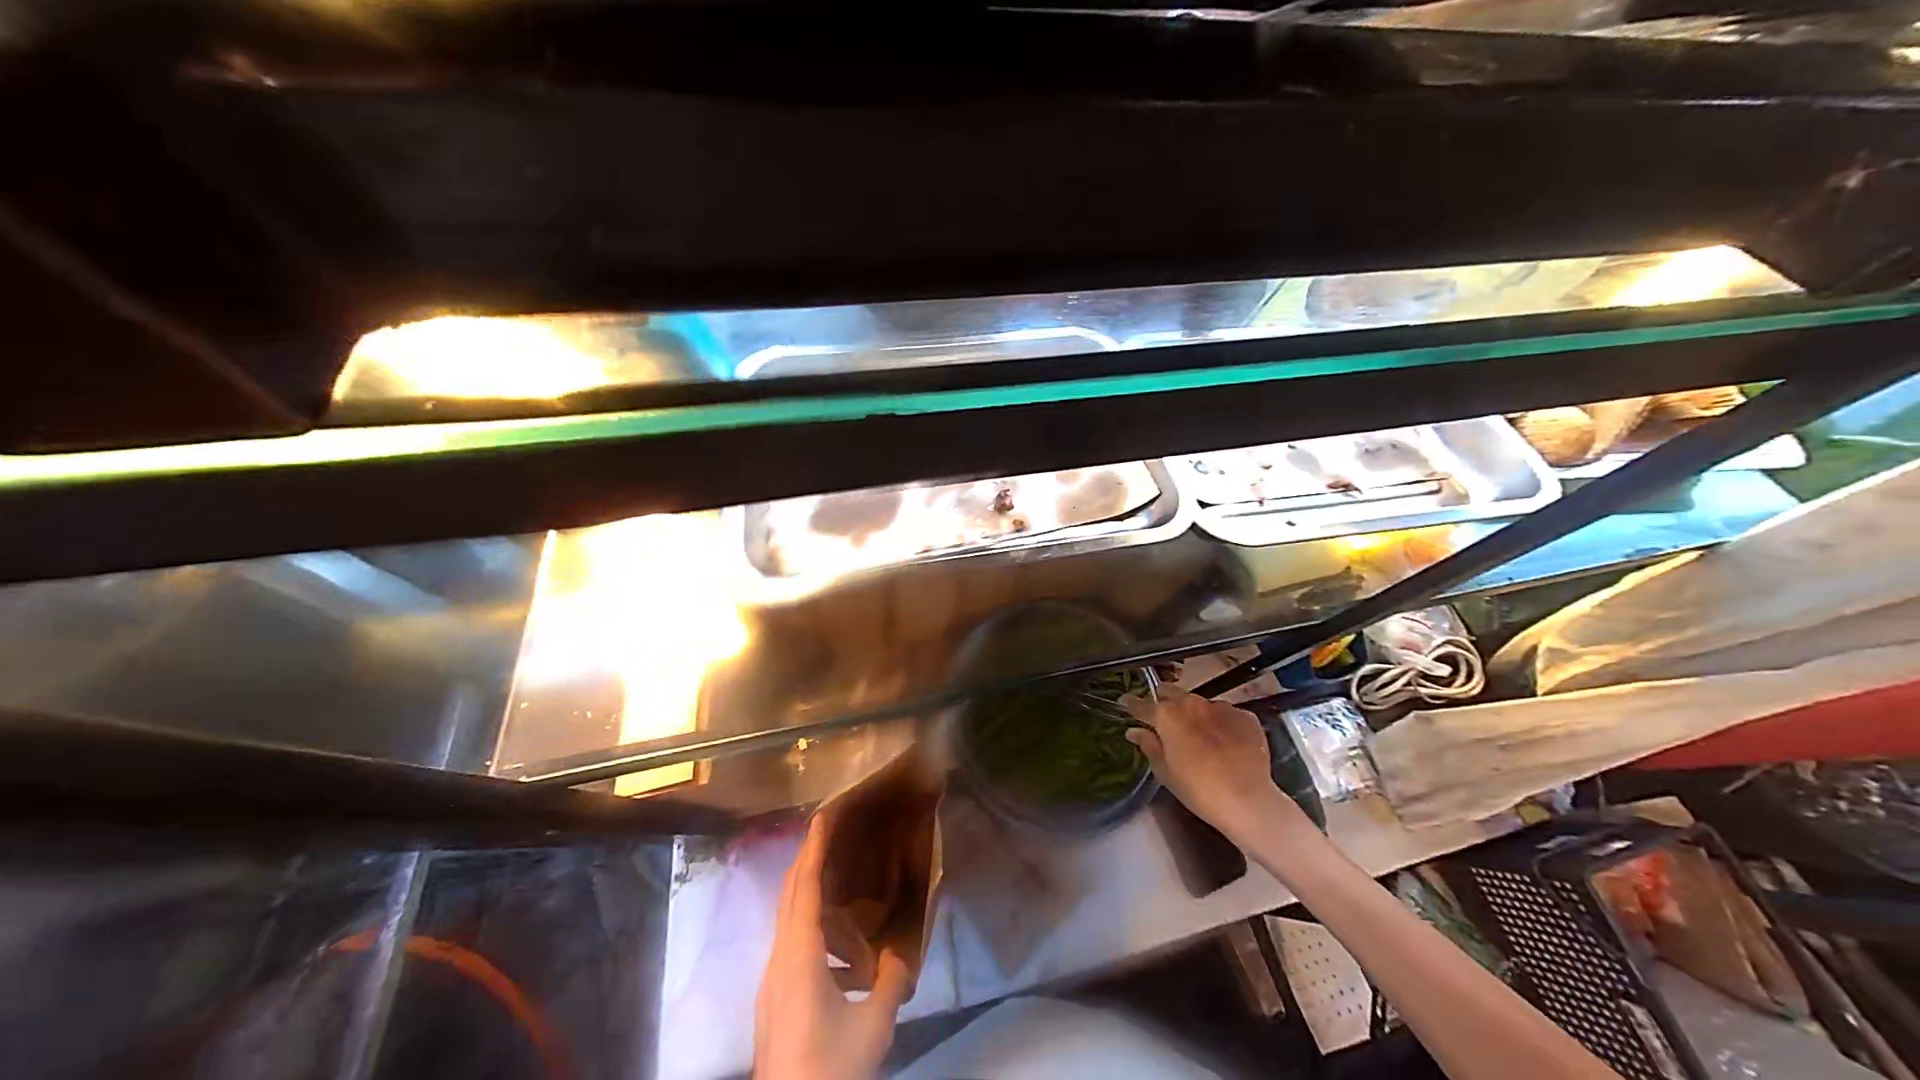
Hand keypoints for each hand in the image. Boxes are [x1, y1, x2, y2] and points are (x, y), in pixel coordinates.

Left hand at [754, 810, 913, 1079]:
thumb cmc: (829, 1065)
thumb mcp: (872, 1026)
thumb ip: (891, 983)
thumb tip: (904, 952)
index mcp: (799, 956)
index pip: (803, 888)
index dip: (812, 849)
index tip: (822, 815)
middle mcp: (779, 960)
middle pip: (790, 897)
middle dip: (809, 862)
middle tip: (836, 836)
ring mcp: (772, 982)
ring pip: (791, 925)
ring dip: (817, 905)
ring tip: (851, 905)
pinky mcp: (775, 1001)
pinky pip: (794, 950)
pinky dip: (818, 938)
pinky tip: (846, 964)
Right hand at [1124, 689, 1299, 840]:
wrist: (1247, 800)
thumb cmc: (1198, 789)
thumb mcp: (1165, 772)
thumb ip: (1148, 746)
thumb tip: (1134, 731)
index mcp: (1167, 716)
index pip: (1141, 704)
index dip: (1131, 704)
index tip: (1125, 702)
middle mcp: (1192, 703)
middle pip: (1172, 693)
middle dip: (1164, 701)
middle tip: (1164, 719)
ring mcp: (1221, 707)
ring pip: (1201, 704)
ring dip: (1195, 714)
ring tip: (1200, 736)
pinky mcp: (1245, 716)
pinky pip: (1227, 715)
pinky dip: (1221, 724)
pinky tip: (1226, 743)